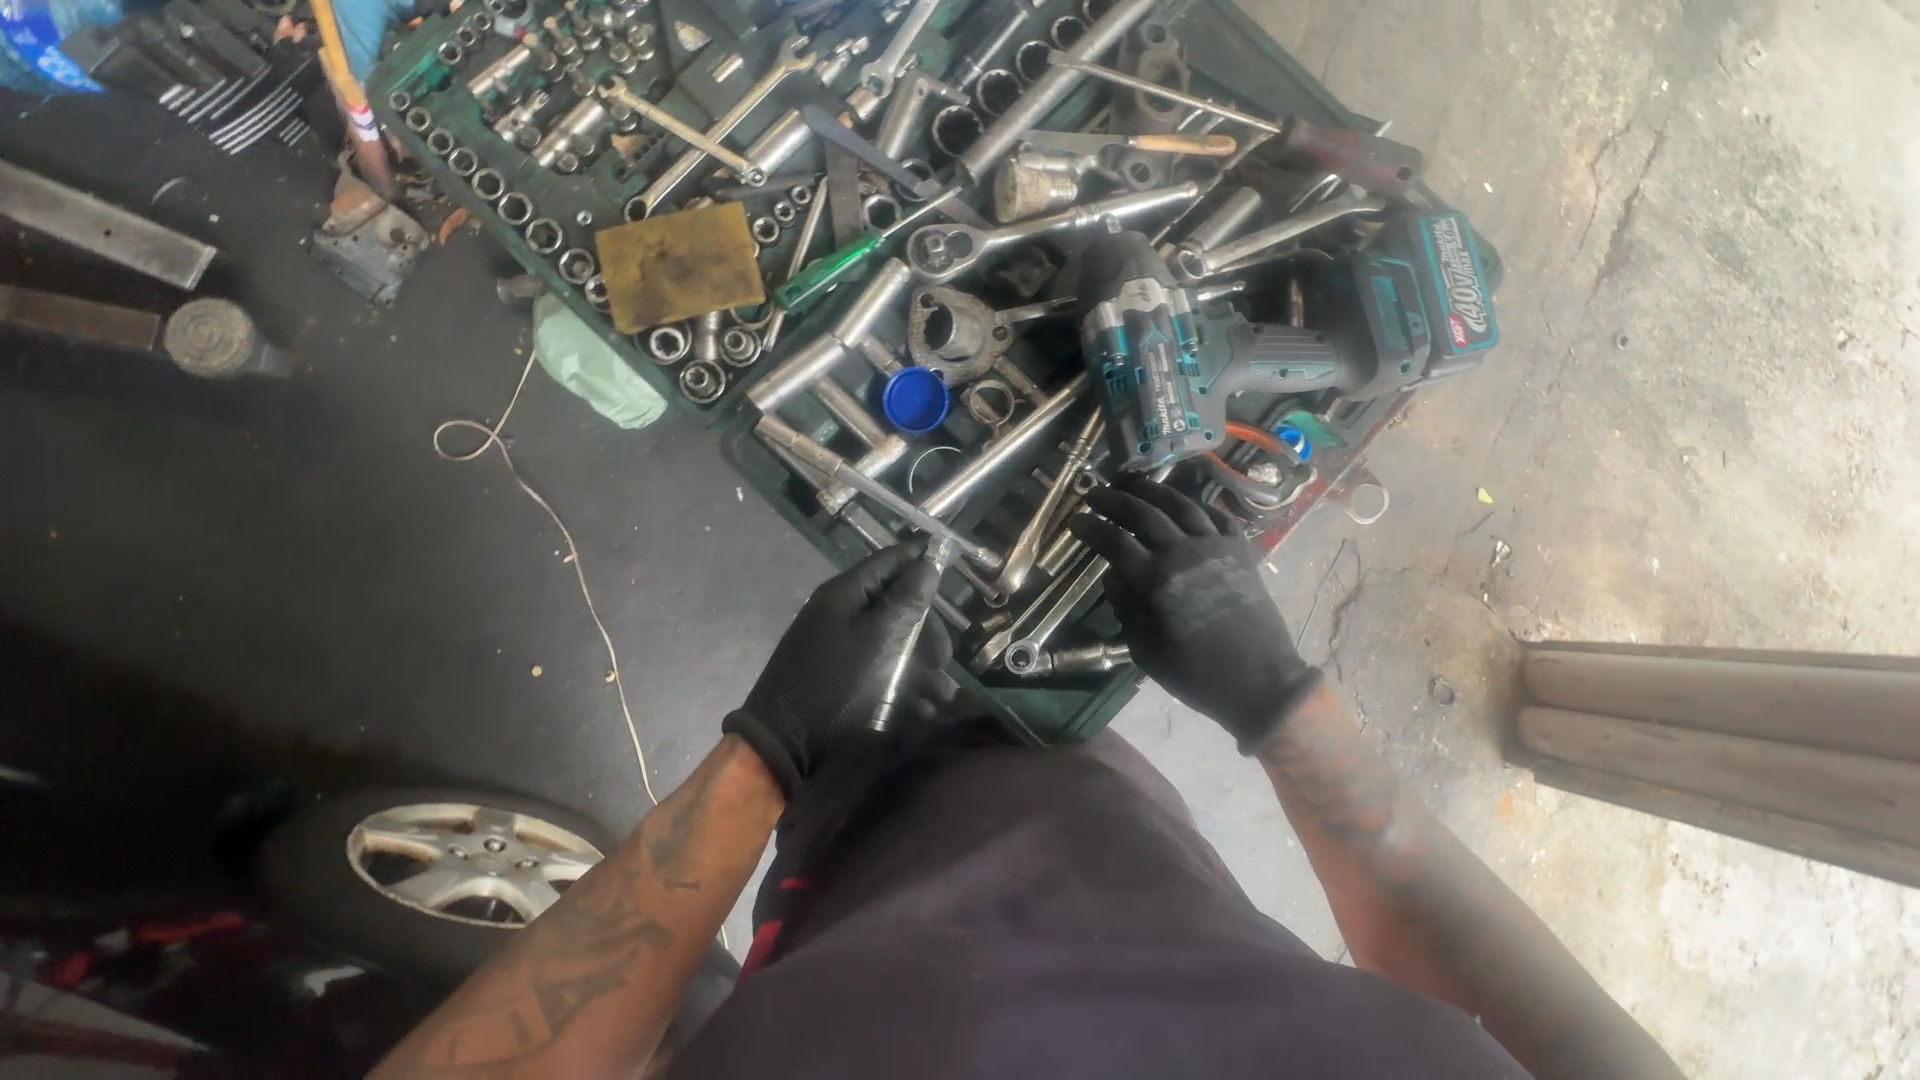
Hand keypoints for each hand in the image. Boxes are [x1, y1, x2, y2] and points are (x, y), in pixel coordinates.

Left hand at [723, 543, 954, 796]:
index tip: (952, 559)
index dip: (922, 557)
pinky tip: (921, 711)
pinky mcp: (841, 679)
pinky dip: (903, 687)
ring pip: (894, 643)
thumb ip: (906, 602)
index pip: (889, 561)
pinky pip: (880, 671)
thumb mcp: (877, 641)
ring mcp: (839, 648)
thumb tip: (929, 564)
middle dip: (927, 633)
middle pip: (896, 607)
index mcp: (844, 595)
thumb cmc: (834, 687)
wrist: (784, 747)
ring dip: (922, 667)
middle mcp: (840, 614)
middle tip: (944, 661)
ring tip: (940, 697)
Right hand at [1068, 478, 1319, 753]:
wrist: (1262, 683)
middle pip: (1144, 514)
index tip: (1075, 520)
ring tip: (1134, 485)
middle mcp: (1185, 553)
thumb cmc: (1197, 675)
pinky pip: (1218, 517)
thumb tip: (1115, 578)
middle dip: (1115, 500)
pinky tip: (1186, 503)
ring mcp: (1217, 548)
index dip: (1091, 528)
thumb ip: (1126, 609)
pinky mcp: (1242, 552)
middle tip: (1096, 494)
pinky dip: (1198, 505)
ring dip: (1154, 491)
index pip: (1115, 543)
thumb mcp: (1146, 651)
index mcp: (1158, 581)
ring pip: (1181, 505)